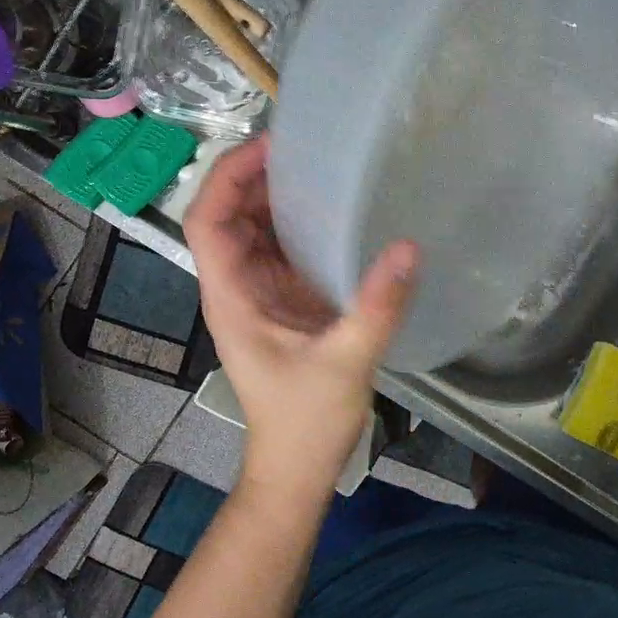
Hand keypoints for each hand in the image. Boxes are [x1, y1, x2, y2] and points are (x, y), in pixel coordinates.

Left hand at [184, 137, 419, 491]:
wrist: (296, 468)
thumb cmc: (304, 423)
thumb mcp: (345, 363)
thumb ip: (377, 307)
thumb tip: (410, 247)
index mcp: (231, 297)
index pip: (207, 220)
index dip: (228, 176)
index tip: (272, 148)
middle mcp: (237, 289)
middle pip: (229, 217)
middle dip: (258, 178)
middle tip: (309, 150)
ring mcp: (259, 298)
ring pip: (255, 233)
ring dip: (279, 200)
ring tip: (324, 170)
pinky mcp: (283, 308)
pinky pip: (283, 253)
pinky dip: (302, 228)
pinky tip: (338, 215)